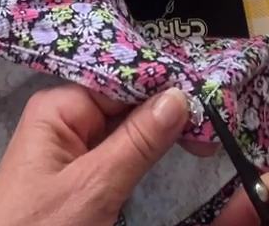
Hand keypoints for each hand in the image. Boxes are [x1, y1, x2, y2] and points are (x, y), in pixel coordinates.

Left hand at [0, 84, 195, 225]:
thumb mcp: (93, 188)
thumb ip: (137, 142)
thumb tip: (178, 95)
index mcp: (57, 107)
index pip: (117, 79)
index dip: (159, 83)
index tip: (202, 89)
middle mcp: (62, 119)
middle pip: (120, 101)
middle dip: (162, 106)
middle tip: (210, 110)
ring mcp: (69, 149)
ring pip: (121, 128)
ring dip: (156, 130)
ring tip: (199, 128)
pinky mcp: (76, 178)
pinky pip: (113, 152)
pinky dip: (141, 151)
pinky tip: (168, 145)